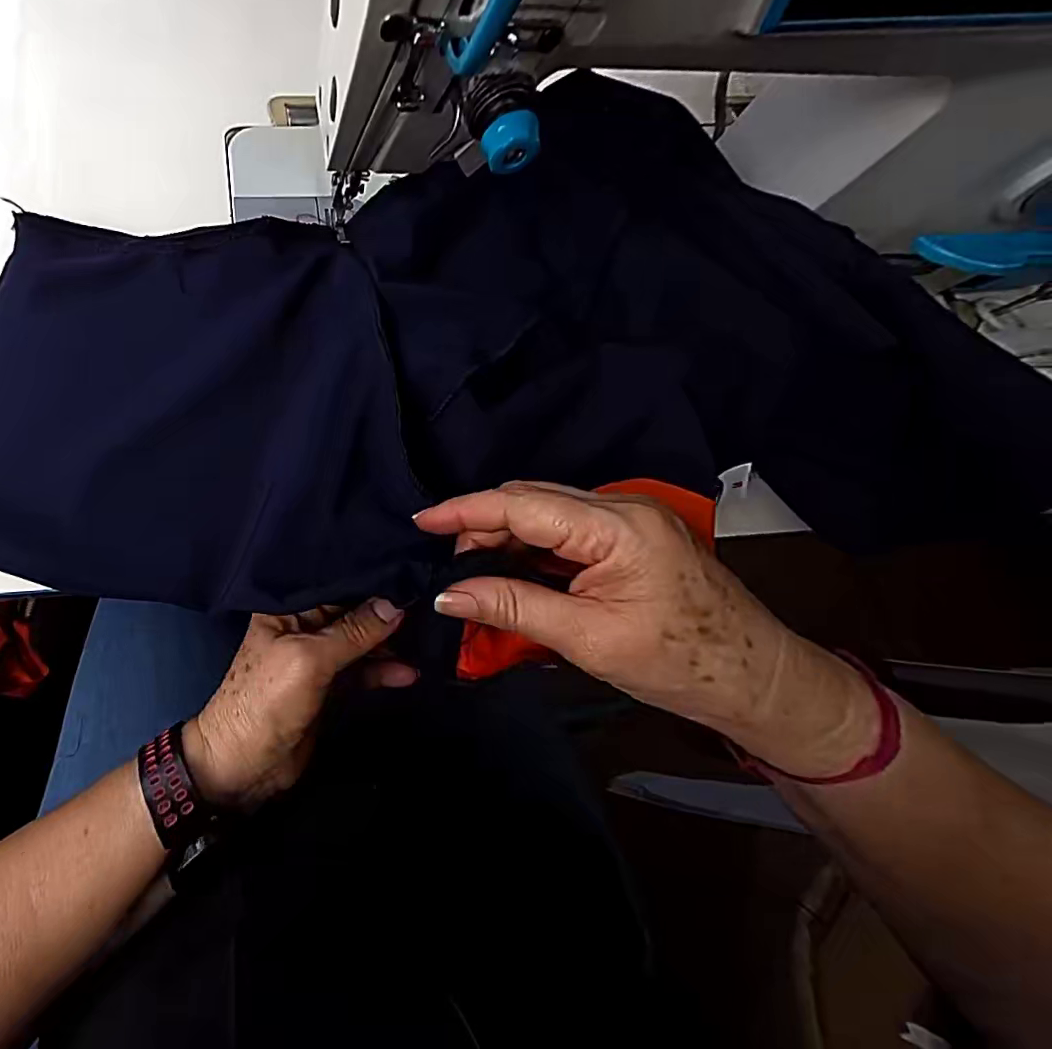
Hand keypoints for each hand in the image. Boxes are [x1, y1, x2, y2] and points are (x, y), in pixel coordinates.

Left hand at [184, 599, 414, 812]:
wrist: (246, 761)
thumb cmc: (265, 701)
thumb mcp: (310, 657)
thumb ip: (351, 631)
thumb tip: (392, 604)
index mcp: (282, 612)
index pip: (330, 587)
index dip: (366, 584)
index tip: (407, 577)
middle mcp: (298, 630)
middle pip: (348, 614)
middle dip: (383, 613)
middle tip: (426, 608)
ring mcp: (313, 661)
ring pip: (358, 644)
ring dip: (388, 646)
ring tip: (425, 643)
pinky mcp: (326, 690)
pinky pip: (360, 673)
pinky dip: (382, 672)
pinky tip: (407, 673)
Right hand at [414, 481, 880, 777]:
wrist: (760, 681)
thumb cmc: (682, 663)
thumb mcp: (585, 637)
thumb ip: (509, 606)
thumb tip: (445, 595)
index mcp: (618, 528)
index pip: (521, 505)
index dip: (464, 510)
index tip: (419, 521)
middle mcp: (622, 508)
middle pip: (526, 499)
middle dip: (478, 525)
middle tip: (447, 566)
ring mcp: (626, 517)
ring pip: (538, 509)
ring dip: (499, 535)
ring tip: (471, 573)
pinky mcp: (625, 533)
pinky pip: (557, 525)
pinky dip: (523, 544)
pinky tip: (506, 568)